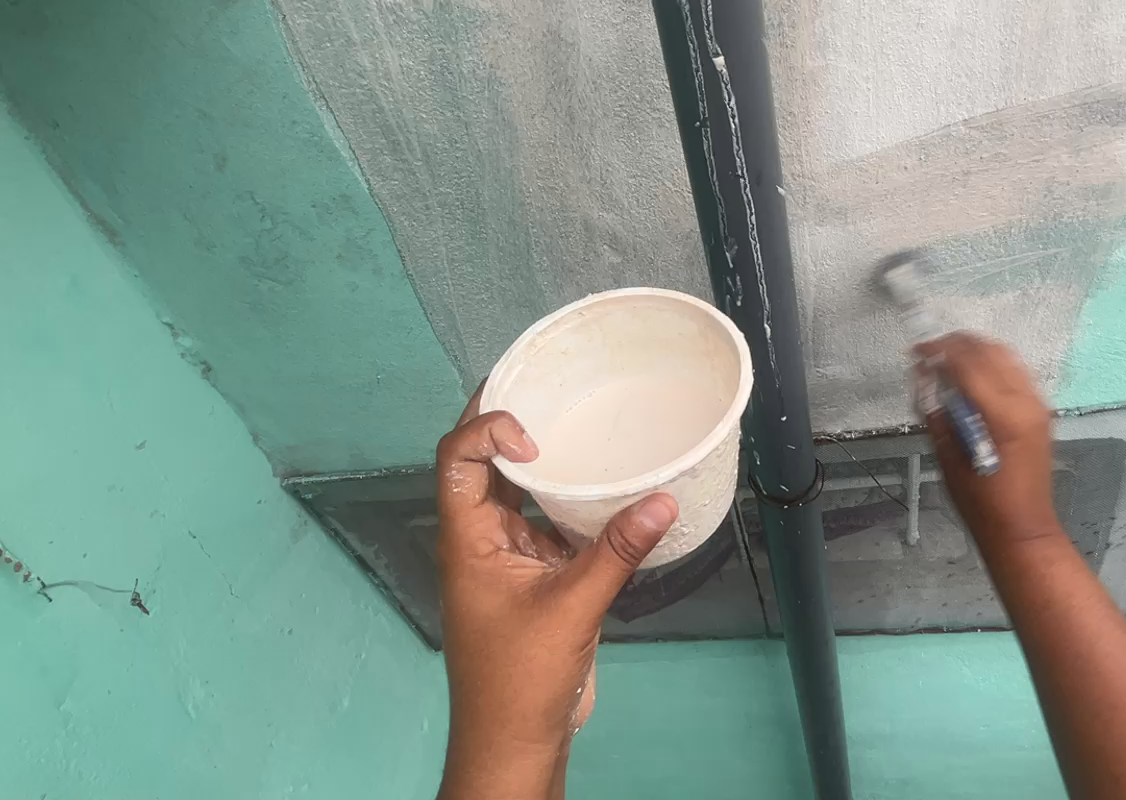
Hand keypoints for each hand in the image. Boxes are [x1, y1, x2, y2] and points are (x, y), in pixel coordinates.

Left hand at [434, 393, 676, 797]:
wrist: (516, 742)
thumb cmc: (522, 677)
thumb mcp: (572, 608)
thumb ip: (617, 551)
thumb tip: (667, 498)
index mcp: (468, 537)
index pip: (458, 459)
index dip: (486, 429)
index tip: (536, 433)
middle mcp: (482, 535)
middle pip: (481, 462)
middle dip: (507, 421)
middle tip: (549, 383)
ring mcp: (507, 553)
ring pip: (515, 488)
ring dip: (539, 456)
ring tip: (578, 418)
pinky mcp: (535, 570)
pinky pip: (546, 516)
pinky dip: (567, 493)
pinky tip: (602, 479)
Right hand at [916, 333, 1062, 551]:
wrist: (1022, 527)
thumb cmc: (980, 501)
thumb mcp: (947, 455)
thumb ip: (936, 411)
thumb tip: (922, 377)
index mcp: (1001, 415)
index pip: (967, 363)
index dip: (938, 350)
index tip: (916, 350)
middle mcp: (1025, 402)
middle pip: (989, 350)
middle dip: (956, 344)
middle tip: (928, 351)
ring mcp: (1037, 404)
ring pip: (1005, 355)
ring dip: (975, 349)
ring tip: (948, 357)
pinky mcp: (1040, 410)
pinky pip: (1015, 371)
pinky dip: (991, 363)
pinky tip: (973, 372)